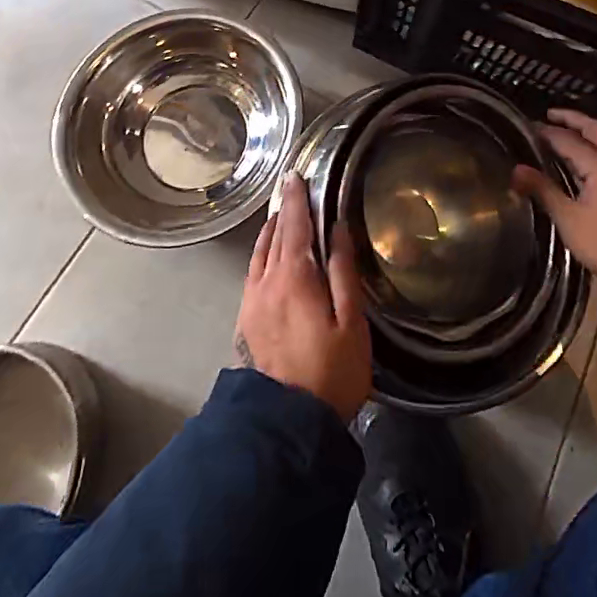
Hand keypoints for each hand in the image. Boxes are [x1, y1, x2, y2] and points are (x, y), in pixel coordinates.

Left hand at [233, 174, 372, 420]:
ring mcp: (252, 301)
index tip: (295, 176)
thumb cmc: (330, 372)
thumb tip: (337, 232)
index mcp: (294, 278)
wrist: (286, 420)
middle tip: (292, 192)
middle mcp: (266, 282)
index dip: (295, 199)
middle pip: (272, 236)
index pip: (293, 226)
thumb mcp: (351, 323)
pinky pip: (253, 273)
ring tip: (282, 220)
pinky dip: (263, 255)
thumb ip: (342, 274)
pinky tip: (271, 260)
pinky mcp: (246, 319)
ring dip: (270, 232)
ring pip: (258, 255)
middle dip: (282, 211)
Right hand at [512, 109, 596, 362]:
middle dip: (573, 119)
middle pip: (596, 131)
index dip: (547, 132)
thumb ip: (543, 190)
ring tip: (563, 134)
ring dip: (586, 134)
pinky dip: (593, 150)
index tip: (526, 126)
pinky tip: (581, 165)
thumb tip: (516, 169)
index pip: (570, 140)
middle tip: (551, 115)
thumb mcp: (568, 219)